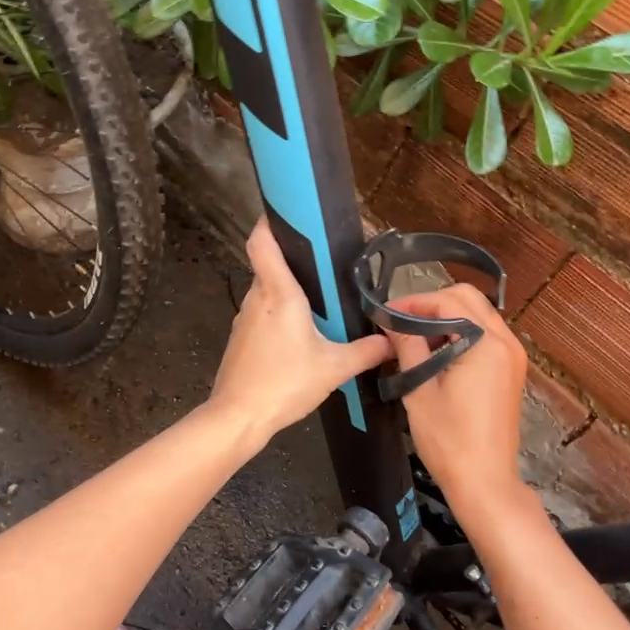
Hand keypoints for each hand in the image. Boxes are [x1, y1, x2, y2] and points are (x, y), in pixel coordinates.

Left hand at [208, 219, 393, 444]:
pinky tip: (299, 335)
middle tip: (325, 268)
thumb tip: (390, 341)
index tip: (286, 214)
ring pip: (267, 292)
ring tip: (319, 305)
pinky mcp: (240, 338)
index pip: (262, 242)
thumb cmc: (285, 382)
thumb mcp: (334, 367)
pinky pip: (262, 314)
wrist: (239, 416)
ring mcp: (245, 318)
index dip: (270, 222)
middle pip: (270, 266)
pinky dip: (279, 316)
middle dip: (295, 264)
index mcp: (279, 293)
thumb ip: (366, 351)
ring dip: (288, 294)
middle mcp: (257, 297)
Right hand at [384, 285, 527, 499]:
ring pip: (477, 314)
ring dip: (445, 317)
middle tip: (399, 321)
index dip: (412, 302)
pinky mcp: (510, 370)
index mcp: (486, 344)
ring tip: (413, 338)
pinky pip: (484, 335)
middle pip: (467, 298)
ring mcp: (512, 356)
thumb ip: (407, 346)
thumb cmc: (448, 439)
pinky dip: (459, 333)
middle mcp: (506, 343)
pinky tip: (435, 353)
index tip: (386, 315)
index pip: (447, 301)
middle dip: (430, 304)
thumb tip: (391, 321)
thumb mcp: (419, 388)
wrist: (484, 481)